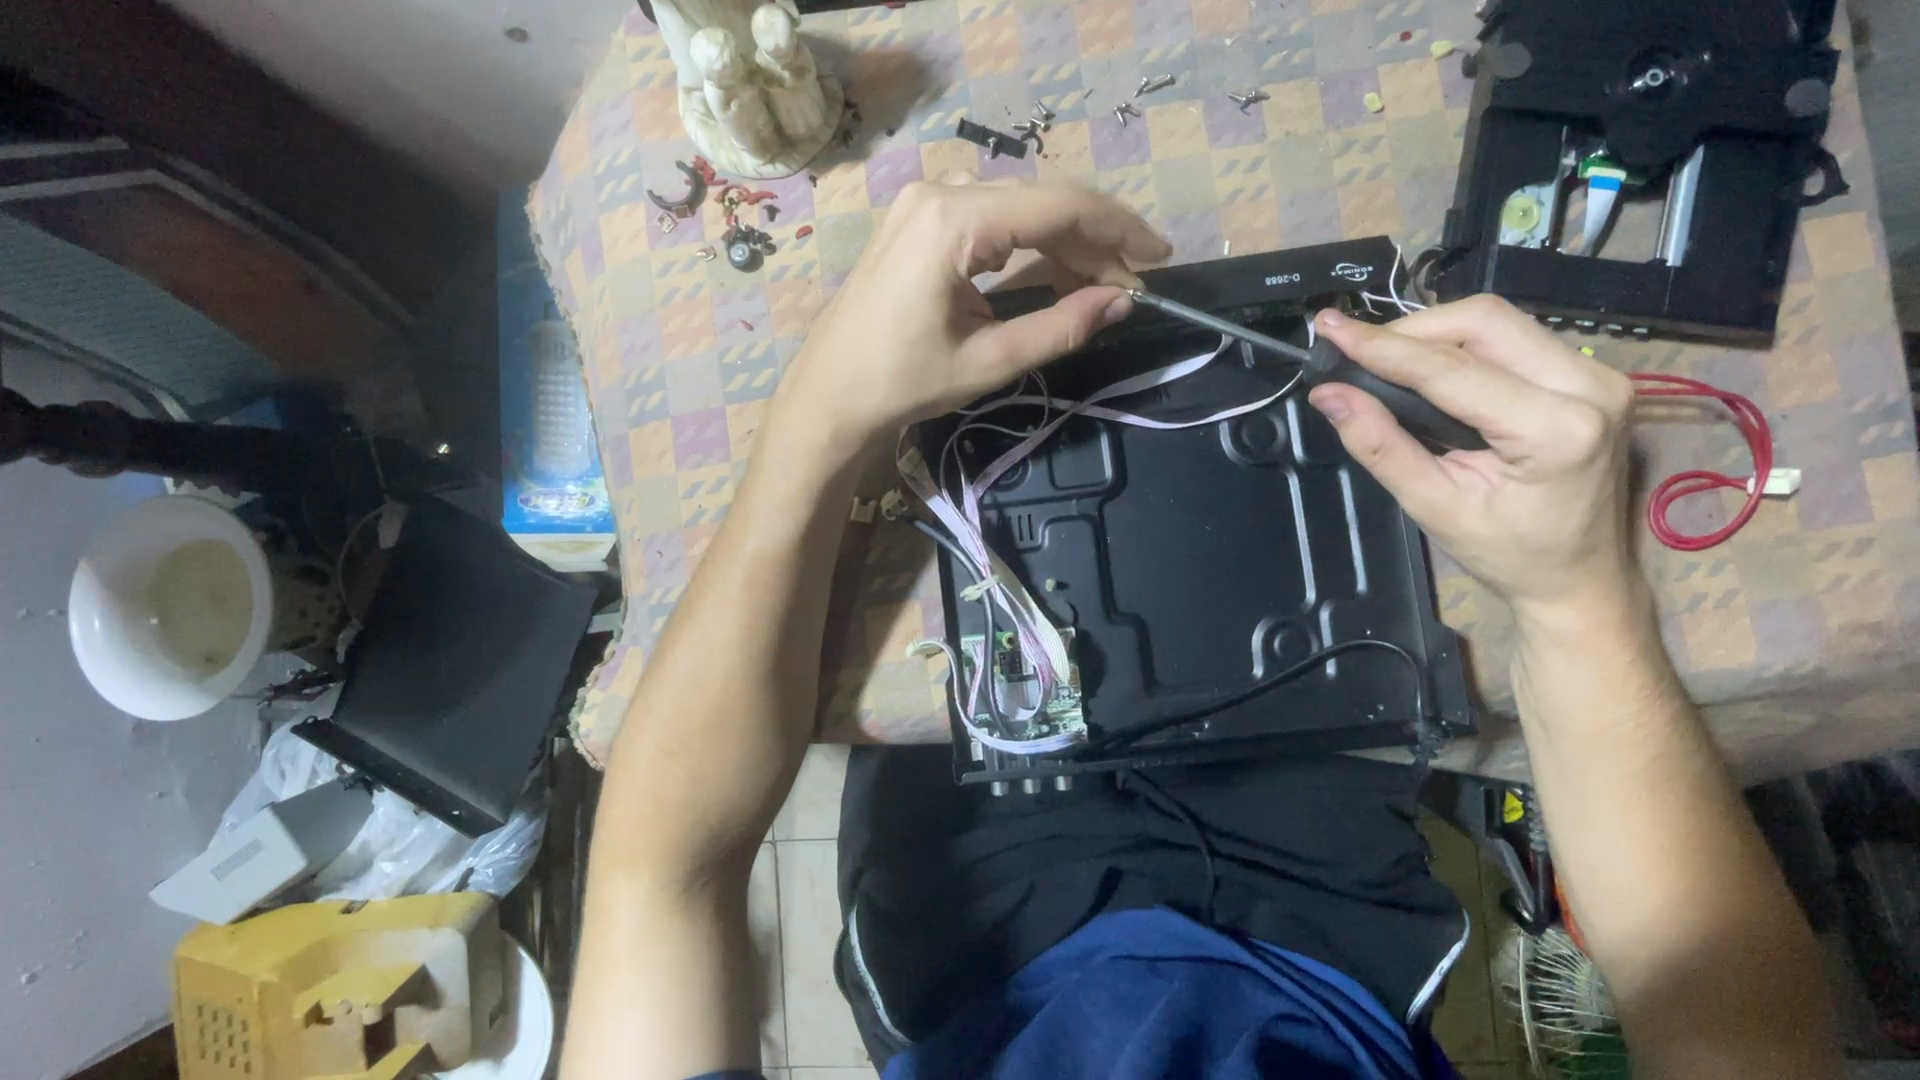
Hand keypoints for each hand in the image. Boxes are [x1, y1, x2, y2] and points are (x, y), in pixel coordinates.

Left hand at [776, 179, 1170, 446]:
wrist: (829, 395)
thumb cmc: (900, 384)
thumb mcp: (988, 361)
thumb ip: (1060, 328)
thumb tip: (1121, 303)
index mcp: (954, 221)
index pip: (1059, 206)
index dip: (1118, 229)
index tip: (1158, 258)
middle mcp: (940, 193)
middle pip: (1042, 203)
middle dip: (1094, 243)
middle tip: (1131, 289)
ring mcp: (926, 203)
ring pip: (1021, 211)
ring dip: (1065, 246)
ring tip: (1102, 290)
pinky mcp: (921, 221)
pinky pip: (993, 222)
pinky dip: (1030, 248)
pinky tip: (1057, 278)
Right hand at [1307, 297, 1637, 621]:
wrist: (1581, 577)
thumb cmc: (1507, 554)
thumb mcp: (1433, 506)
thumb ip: (1380, 445)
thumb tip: (1328, 394)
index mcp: (1553, 429)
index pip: (1451, 369)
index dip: (1382, 347)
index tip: (1330, 329)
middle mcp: (1588, 386)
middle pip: (1483, 322)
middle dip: (1410, 329)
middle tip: (1355, 350)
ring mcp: (1597, 374)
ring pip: (1498, 321)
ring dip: (1433, 332)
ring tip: (1382, 358)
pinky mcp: (1591, 374)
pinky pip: (1514, 337)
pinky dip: (1460, 344)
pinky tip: (1426, 366)